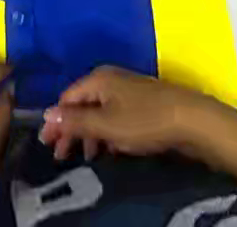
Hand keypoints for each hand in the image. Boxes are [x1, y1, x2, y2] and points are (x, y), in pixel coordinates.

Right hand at [38, 67, 225, 162]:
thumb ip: (76, 121)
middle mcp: (108, 79)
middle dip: (70, 129)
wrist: (190, 119)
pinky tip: (109, 150)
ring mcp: (125, 89)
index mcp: (97, 79)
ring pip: (98, 111)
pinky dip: (105, 132)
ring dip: (88, 134)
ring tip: (87, 157)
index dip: (56, 121)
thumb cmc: (144, 120)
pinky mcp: (139, 102)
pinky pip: (112, 116)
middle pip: (81, 104)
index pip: (66, 98)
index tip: (47, 146)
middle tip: (62, 157)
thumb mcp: (106, 125)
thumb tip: (45, 114)